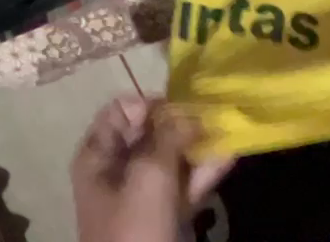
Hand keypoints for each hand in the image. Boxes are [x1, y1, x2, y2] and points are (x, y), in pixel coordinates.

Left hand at [71, 95, 230, 241]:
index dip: (149, 104)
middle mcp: (117, 170)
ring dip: (197, 144)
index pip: (121, 110)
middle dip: (181, 121)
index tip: (178, 107)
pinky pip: (185, 184)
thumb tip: (190, 112)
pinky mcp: (164, 216)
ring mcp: (142, 195)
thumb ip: (170, 134)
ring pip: (171, 158)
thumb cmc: (134, 225)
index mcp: (99, 156)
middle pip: (150, 132)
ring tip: (226, 127)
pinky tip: (230, 155)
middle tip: (211, 112)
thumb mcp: (150, 173)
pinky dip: (204, 171)